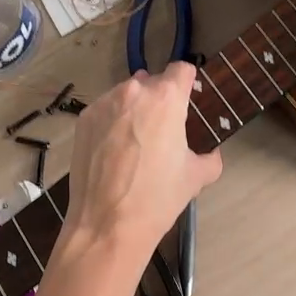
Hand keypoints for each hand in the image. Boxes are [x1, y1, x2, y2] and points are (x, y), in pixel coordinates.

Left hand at [57, 63, 221, 272]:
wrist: (106, 225)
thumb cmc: (157, 198)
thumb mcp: (196, 177)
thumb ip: (210, 157)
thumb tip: (211, 154)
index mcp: (166, 98)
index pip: (181, 69)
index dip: (187, 83)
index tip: (187, 101)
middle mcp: (134, 91)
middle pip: (153, 82)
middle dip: (160, 100)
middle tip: (162, 130)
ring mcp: (105, 103)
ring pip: (126, 94)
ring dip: (134, 108)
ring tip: (135, 142)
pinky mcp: (84, 119)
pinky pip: (106, 110)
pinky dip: (112, 122)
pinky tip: (114, 150)